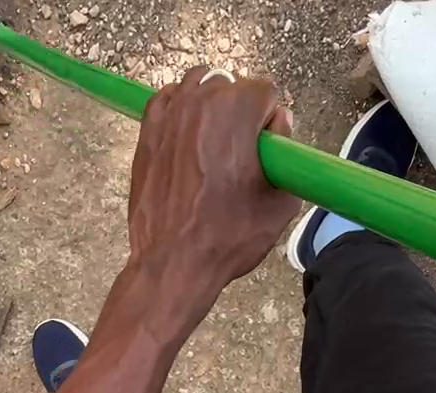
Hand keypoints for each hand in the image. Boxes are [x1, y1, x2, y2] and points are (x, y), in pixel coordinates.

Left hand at [126, 67, 299, 305]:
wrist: (173, 262)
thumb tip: (279, 127)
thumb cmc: (225, 237)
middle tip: (237, 156)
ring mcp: (170, 115)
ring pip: (198, 88)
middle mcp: (202, 101)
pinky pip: (166, 101)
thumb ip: (288, 156)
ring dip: (210, 108)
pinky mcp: (147, 133)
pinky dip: (179, 111)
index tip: (263, 151)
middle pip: (231, 89)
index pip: (265, 93)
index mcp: (238, 109)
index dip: (269, 123)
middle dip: (239, 115)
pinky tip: (186, 138)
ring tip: (212, 147)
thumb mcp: (279, 203)